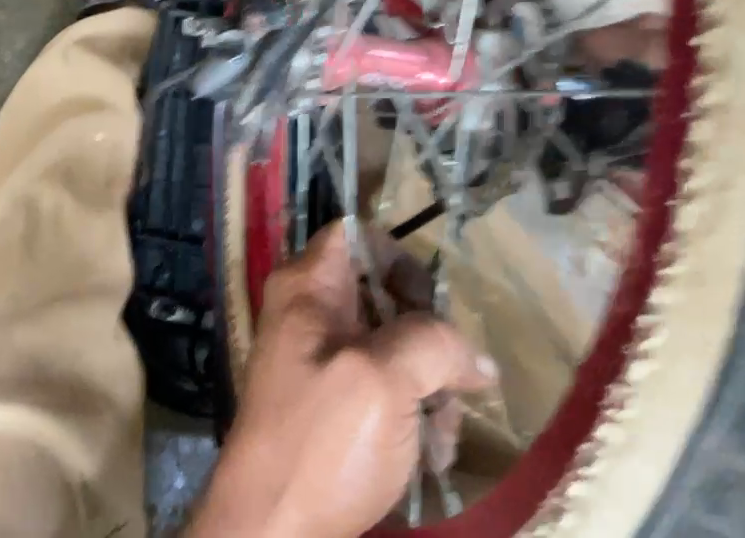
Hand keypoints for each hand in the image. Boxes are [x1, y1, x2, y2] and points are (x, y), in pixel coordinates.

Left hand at [189, 225, 495, 537]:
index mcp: (307, 287)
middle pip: (386, 296)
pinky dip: (413, 416)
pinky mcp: (332, 405)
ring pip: (396, 349)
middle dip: (430, 340)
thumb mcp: (382, 378)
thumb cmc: (321, 441)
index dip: (400, 257)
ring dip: (430, 389)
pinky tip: (429, 455)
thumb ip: (431, 344)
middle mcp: (309, 313)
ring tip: (442, 435)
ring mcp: (319, 360)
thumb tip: (474, 356)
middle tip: (455, 383)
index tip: (437, 304)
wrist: (271, 524)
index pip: (356, 235)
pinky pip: (387, 391)